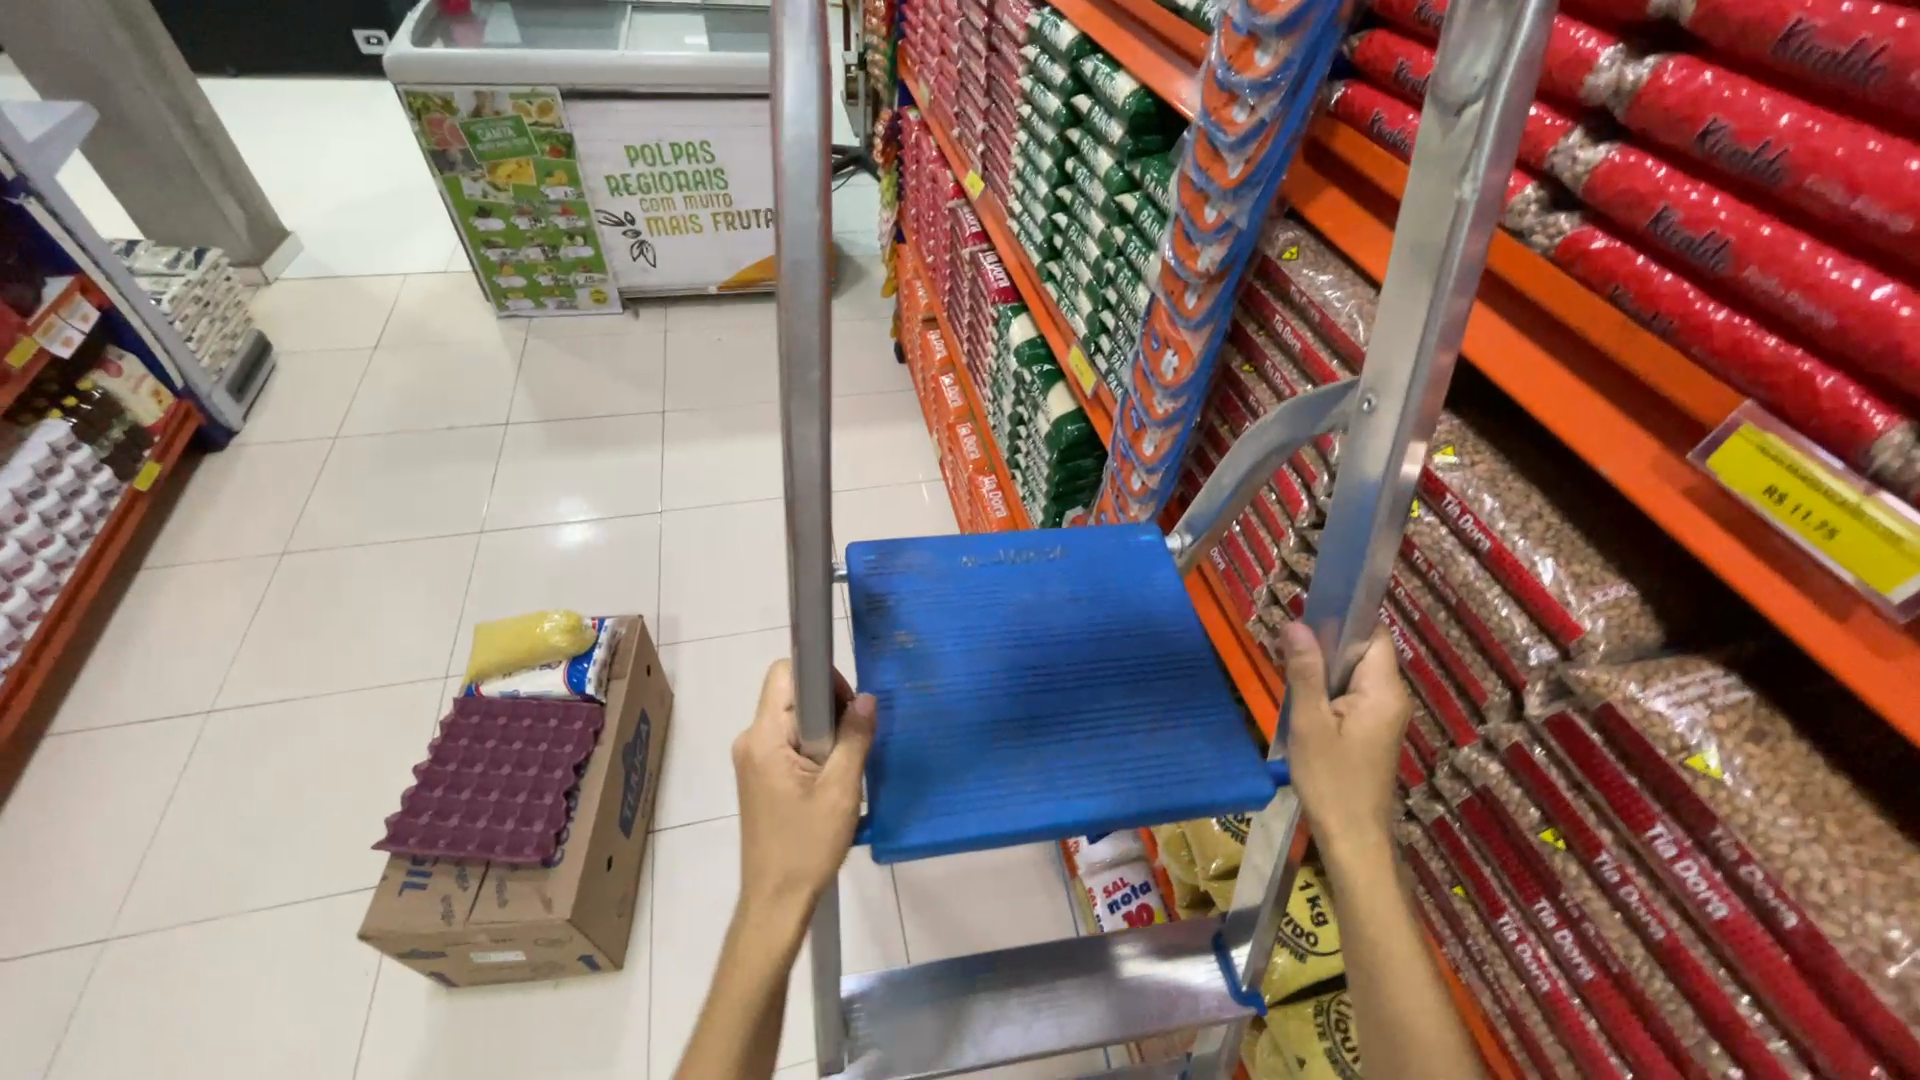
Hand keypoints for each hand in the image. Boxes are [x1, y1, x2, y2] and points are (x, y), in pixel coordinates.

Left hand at [732, 659, 876, 918]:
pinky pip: (789, 742)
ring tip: (844, 769)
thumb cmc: (807, 846)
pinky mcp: (759, 776)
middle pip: (791, 695)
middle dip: (828, 709)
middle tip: (854, 743)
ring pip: (793, 720)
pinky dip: (815, 750)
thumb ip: (854, 738)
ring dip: (825, 733)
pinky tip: (830, 782)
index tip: (847, 707)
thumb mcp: (840, 790)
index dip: (821, 678)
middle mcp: (750, 740)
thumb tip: (867, 698)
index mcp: (763, 738)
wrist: (776, 901)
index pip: (786, 674)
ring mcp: (752, 759)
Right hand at [1279, 622, 1409, 856]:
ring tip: (1288, 667)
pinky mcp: (1373, 729)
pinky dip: (1329, 688)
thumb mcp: (1310, 722)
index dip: (1345, 619)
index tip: (1308, 612)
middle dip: (1327, 643)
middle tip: (1286, 645)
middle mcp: (1392, 697)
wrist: (1352, 836)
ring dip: (1324, 667)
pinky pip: (1352, 693)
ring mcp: (1384, 714)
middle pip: (1364, 652)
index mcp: (1383, 690)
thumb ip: (1305, 672)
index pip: (1373, 635)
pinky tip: (1302, 697)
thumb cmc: (1331, 779)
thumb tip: (1297, 625)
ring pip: (1355, 673)